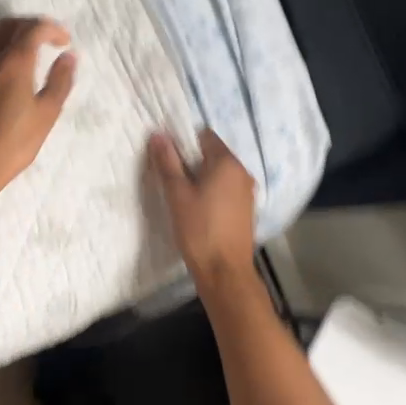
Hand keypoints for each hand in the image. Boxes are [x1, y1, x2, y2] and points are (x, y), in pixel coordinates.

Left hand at [0, 17, 75, 190]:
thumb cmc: (14, 143)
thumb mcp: (47, 113)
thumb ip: (60, 81)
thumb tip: (68, 56)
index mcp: (13, 62)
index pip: (32, 28)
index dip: (52, 29)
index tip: (65, 42)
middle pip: (9, 26)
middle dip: (31, 26)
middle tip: (49, 40)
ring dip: (13, 36)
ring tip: (32, 53)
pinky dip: (0, 50)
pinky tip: (11, 71)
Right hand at [149, 128, 256, 293]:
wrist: (224, 270)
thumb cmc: (198, 229)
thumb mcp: (177, 194)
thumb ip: (167, 162)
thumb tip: (158, 134)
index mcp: (227, 163)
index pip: (204, 136)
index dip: (182, 142)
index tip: (165, 157)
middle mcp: (242, 172)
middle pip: (212, 154)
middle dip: (190, 161)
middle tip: (169, 178)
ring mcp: (247, 191)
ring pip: (219, 173)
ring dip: (200, 177)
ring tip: (180, 195)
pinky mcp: (246, 208)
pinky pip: (226, 188)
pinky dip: (211, 191)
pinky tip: (197, 208)